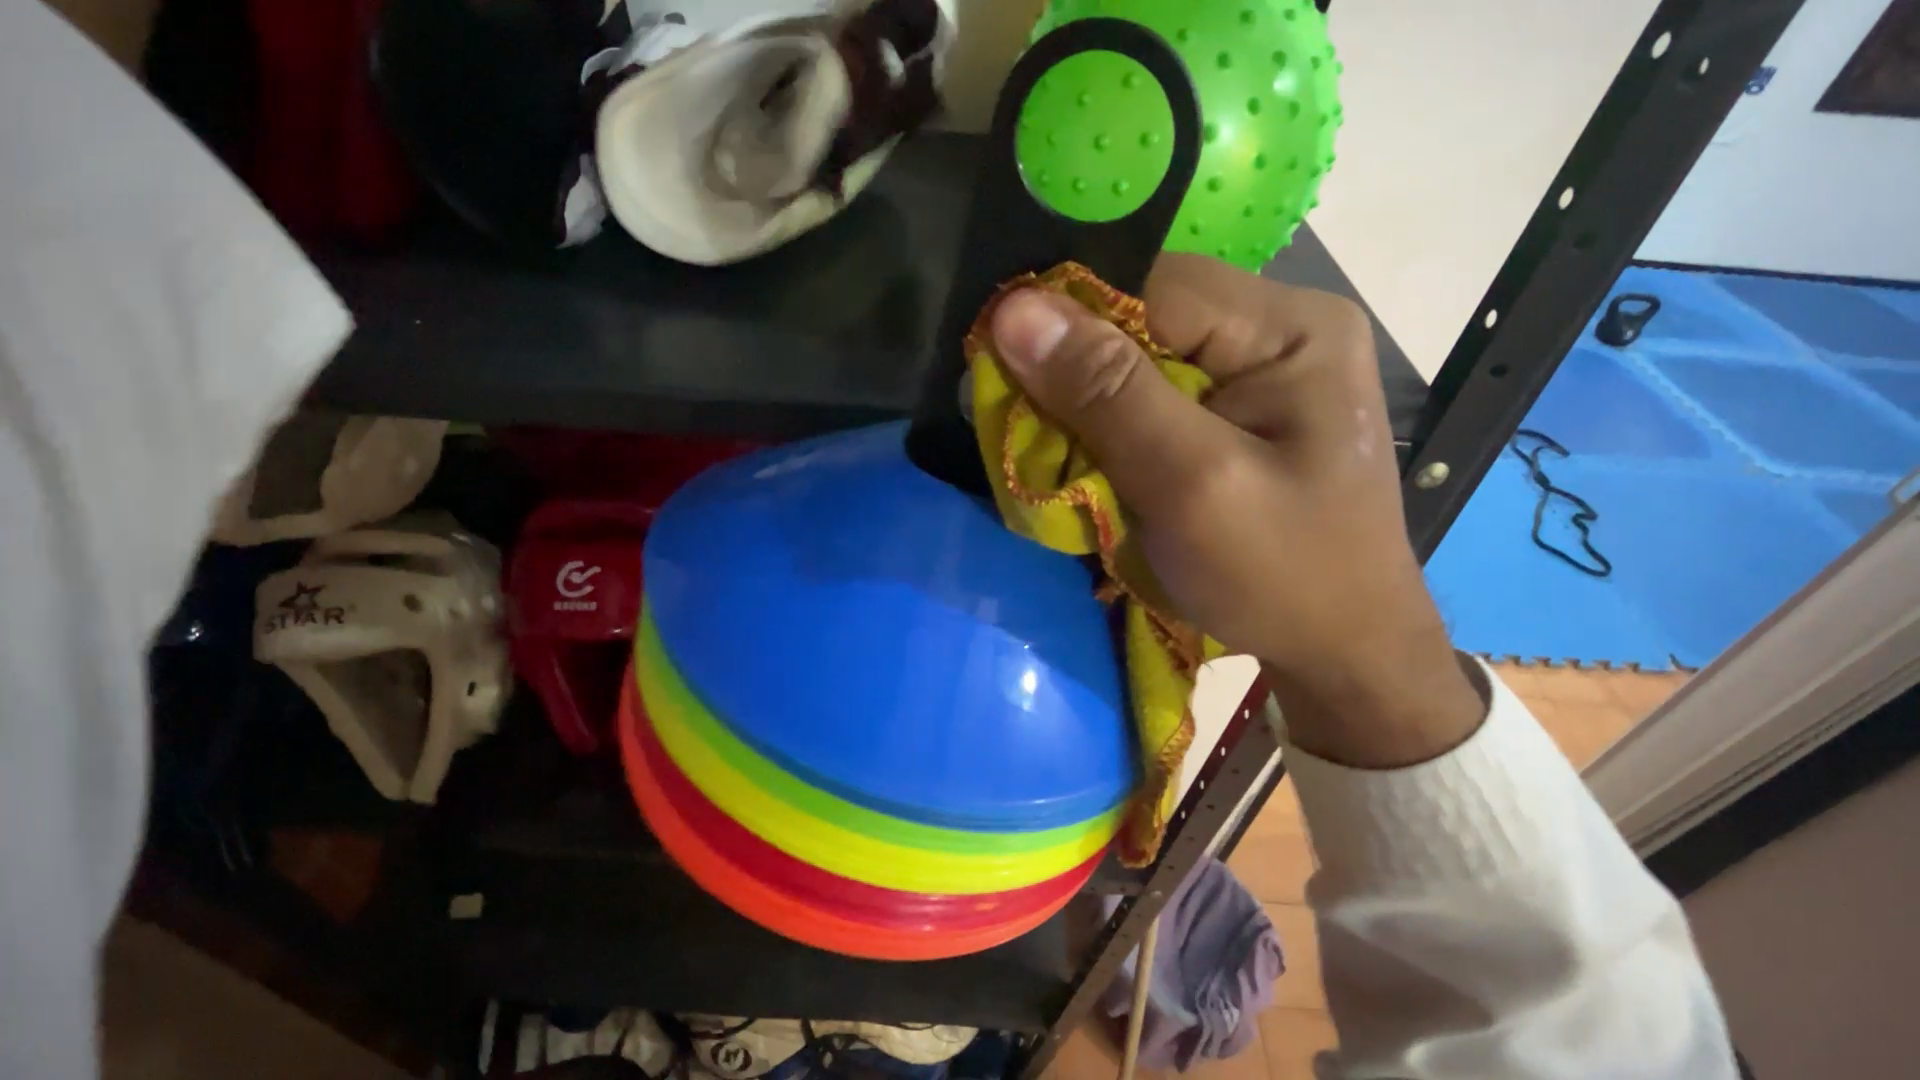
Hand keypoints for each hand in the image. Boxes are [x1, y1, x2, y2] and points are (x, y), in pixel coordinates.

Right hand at [989, 254, 1483, 766]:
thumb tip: (1013, 307)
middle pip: (1144, 320)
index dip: (1072, 323)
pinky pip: (1156, 400)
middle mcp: (1281, 329)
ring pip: (1140, 361)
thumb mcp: (1192, 485)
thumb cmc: (1284, 577)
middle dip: (1079, 376)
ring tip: (1063, 458)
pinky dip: (1115, 433)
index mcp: (1292, 327)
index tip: (1007, 375)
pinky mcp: (1244, 413)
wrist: (1343, 654)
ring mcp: (1265, 372)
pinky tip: (1100, 467)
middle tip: (1030, 432)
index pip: (1152, 286)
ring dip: (1092, 410)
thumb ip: (1108, 393)